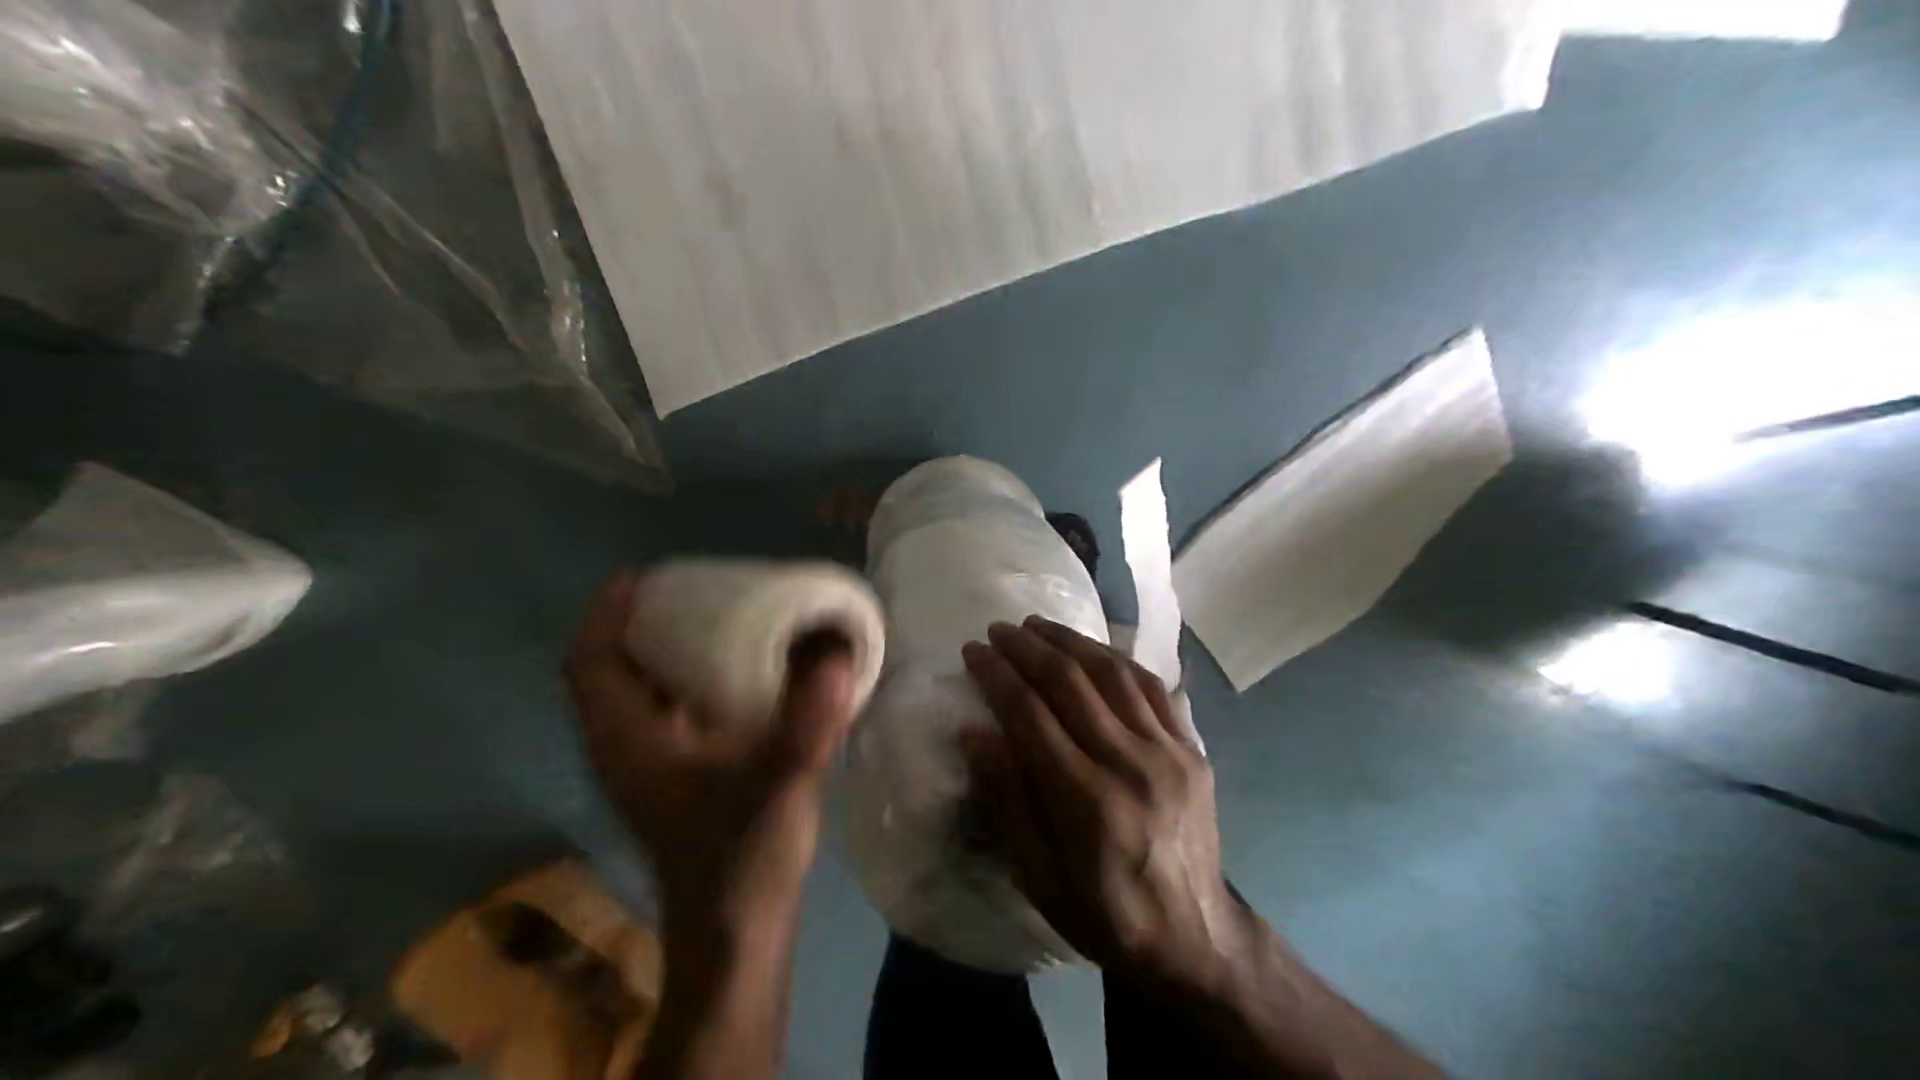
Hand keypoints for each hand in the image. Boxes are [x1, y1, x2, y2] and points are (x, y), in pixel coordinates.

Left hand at [565, 570, 858, 937]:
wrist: (737, 928)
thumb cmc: (743, 855)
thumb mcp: (779, 782)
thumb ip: (809, 722)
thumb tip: (840, 652)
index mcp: (626, 739)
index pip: (591, 661)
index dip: (609, 612)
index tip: (647, 576)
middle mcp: (626, 745)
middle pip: (613, 666)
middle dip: (644, 620)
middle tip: (696, 587)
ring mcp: (649, 761)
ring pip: (640, 686)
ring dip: (668, 646)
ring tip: (719, 614)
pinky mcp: (675, 772)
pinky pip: (669, 706)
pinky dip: (690, 675)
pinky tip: (739, 667)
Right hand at [960, 616, 1245, 995]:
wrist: (1195, 938)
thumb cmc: (1104, 912)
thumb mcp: (1038, 875)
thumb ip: (1007, 798)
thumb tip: (974, 733)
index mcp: (1086, 800)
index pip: (1030, 714)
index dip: (997, 676)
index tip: (973, 652)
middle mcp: (1130, 763)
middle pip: (1070, 683)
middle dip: (1028, 648)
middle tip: (998, 630)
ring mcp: (1169, 751)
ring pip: (1113, 673)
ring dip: (1070, 641)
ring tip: (1038, 626)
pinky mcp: (1192, 749)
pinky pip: (1153, 687)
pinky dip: (1117, 660)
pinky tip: (1093, 649)